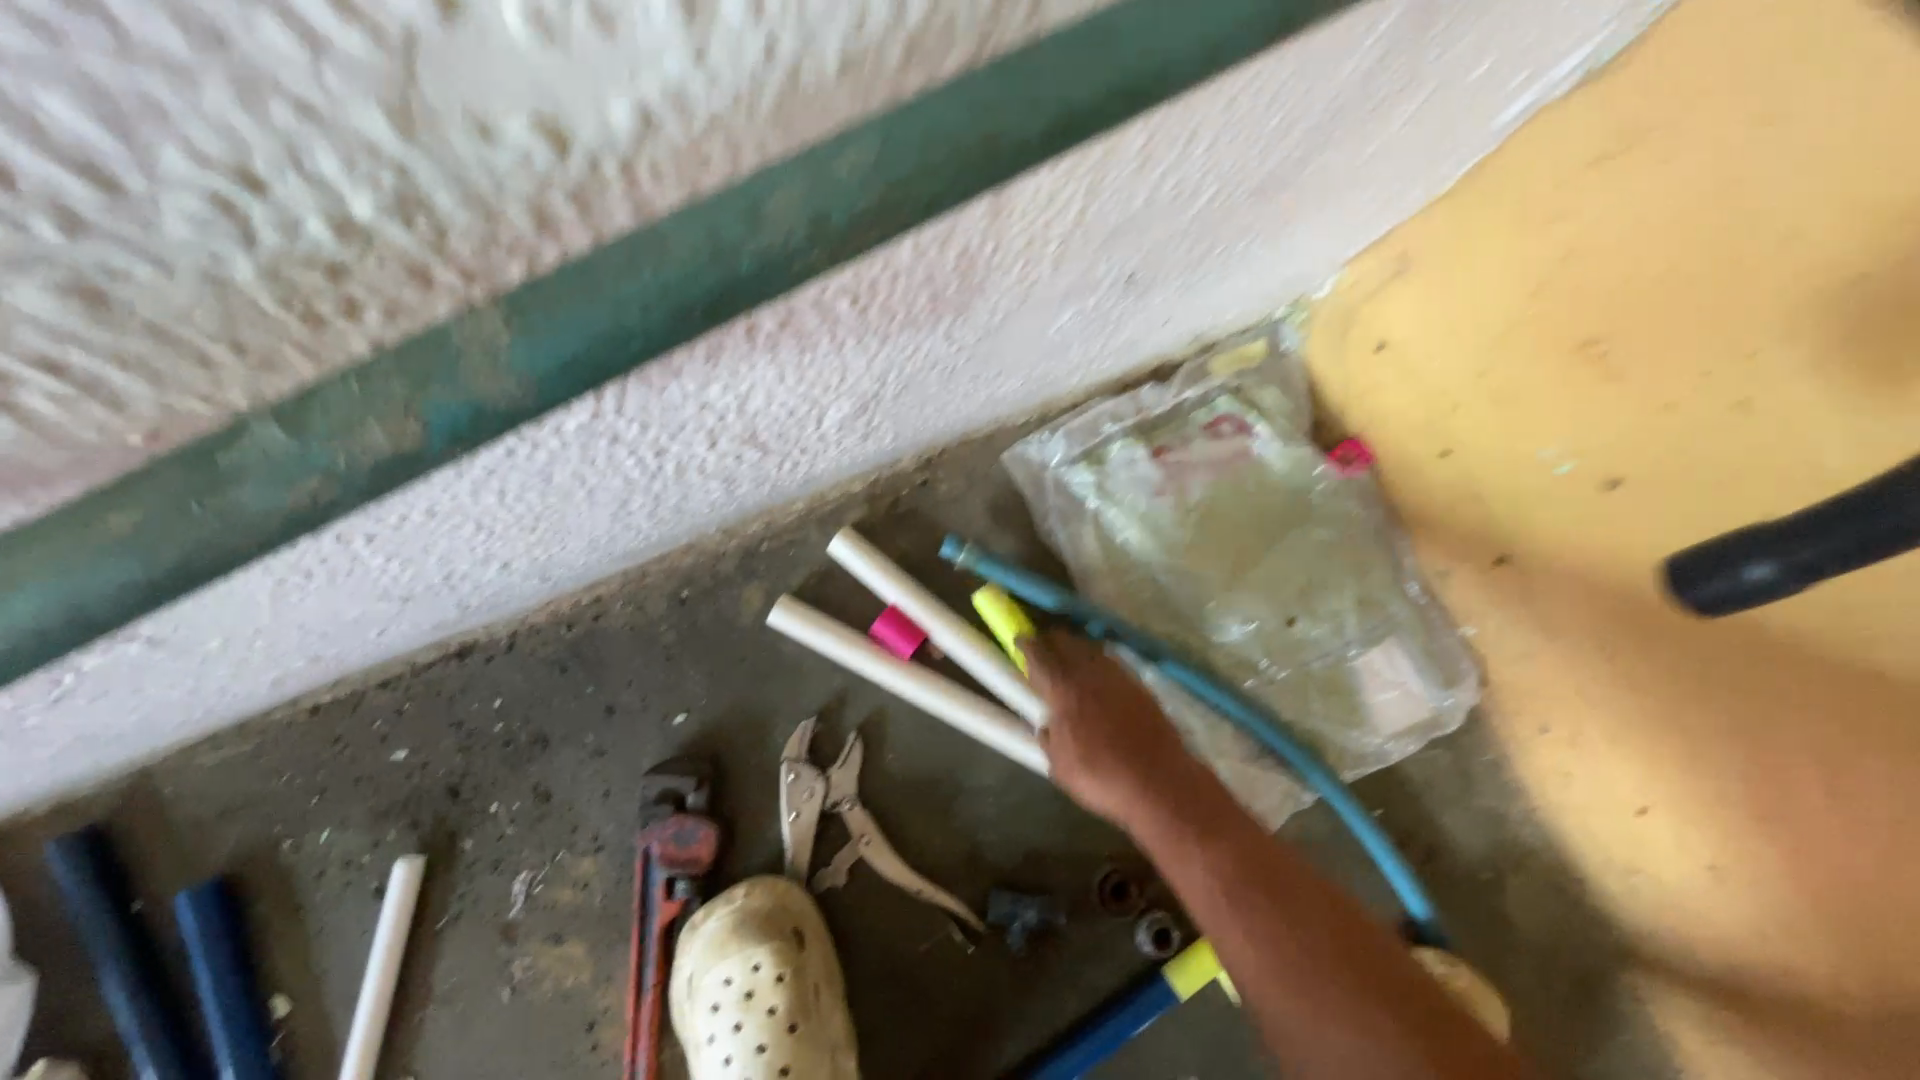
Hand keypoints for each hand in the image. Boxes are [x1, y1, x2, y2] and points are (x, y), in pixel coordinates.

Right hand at [1022, 630, 1202, 829]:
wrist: (1160, 782)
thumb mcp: (1060, 767)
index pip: (1040, 657)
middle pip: (1068, 643)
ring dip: (1077, 646)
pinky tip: (1100, 672)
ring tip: (1070, 653)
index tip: (1019, 640)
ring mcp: (1120, 678)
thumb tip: (1047, 727)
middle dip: (1052, 640)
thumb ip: (1049, 740)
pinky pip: (1114, 662)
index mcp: (1064, 692)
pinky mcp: (1141, 687)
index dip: (1027, 645)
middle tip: (1042, 644)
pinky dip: (1101, 660)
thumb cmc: (1102, 778)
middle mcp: (1091, 675)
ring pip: (1093, 649)